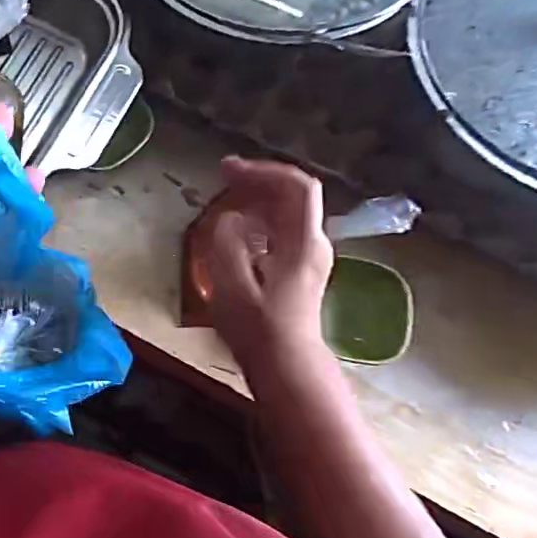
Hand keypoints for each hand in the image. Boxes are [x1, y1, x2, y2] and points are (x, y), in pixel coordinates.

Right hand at [204, 157, 332, 367]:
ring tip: (226, 199)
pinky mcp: (301, 270)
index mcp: (303, 243)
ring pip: (288, 212)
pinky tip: (238, 229)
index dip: (264, 171)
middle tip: (223, 178)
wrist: (287, 366)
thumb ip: (228, 244)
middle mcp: (314, 244)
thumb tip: (231, 219)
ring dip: (258, 198)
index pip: (297, 187)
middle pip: (293, 196)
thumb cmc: (259, 330)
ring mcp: (310, 257)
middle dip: (258, 181)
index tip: (230, 171)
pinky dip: (261, 218)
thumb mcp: (232, 287)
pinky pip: (283, 229)